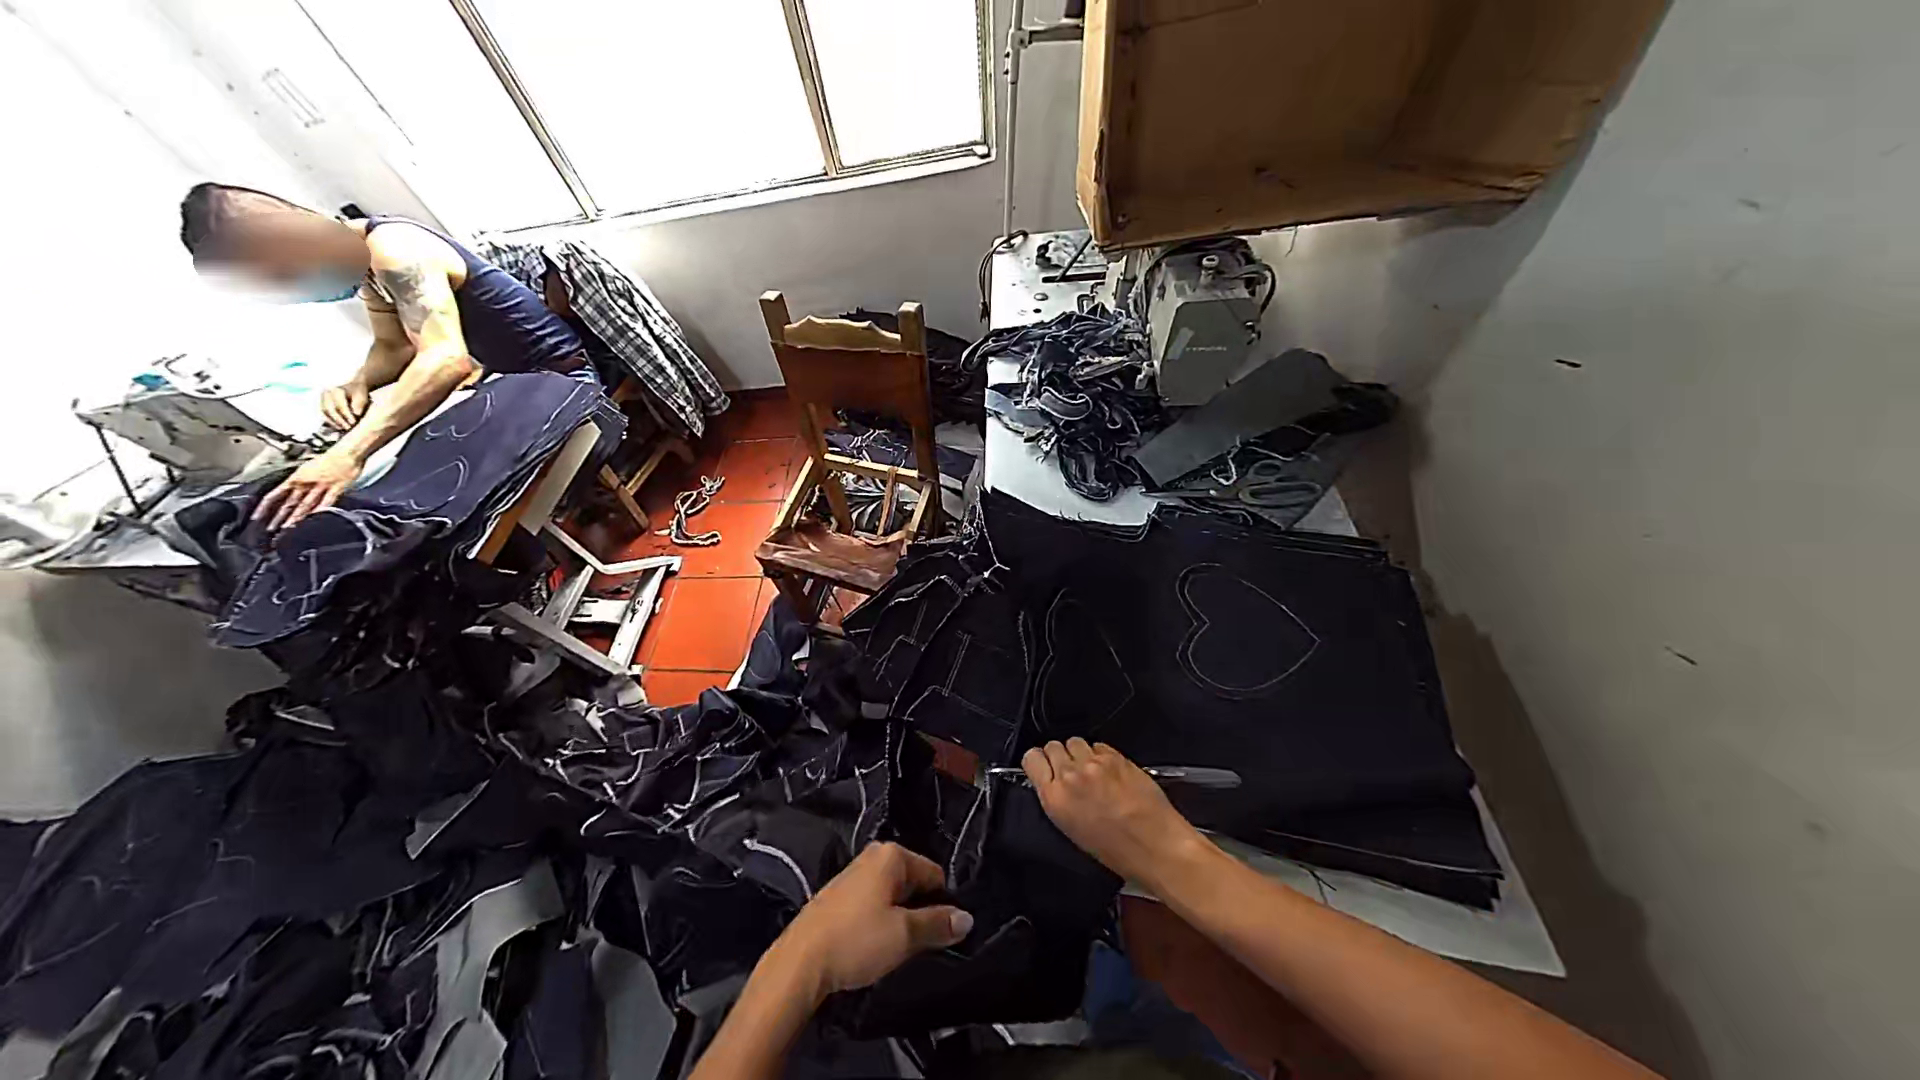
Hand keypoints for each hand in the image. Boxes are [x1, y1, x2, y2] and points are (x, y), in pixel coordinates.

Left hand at [254, 451, 362, 531]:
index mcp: (295, 478)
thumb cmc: (330, 458)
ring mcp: (321, 487)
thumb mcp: (309, 468)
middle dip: (278, 517)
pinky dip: (320, 510)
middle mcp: (305, 484)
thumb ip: (302, 481)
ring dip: (296, 517)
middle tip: (271, 530)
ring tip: (288, 528)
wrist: (346, 452)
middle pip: (288, 503)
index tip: (256, 517)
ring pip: (305, 504)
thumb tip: (294, 492)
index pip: (274, 495)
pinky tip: (315, 519)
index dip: (263, 507)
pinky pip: (327, 502)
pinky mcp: (337, 489)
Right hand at [320, 381, 370, 431]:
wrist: (354, 387)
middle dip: (339, 420)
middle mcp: (326, 393)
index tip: (354, 423)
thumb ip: (359, 405)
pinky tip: (337, 426)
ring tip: (342, 428)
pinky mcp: (320, 402)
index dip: (347, 415)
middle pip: (330, 409)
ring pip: (324, 412)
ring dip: (333, 421)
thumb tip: (355, 415)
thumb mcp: (363, 398)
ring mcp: (321, 397)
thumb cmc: (360, 393)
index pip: (340, 405)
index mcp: (337, 390)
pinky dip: (329, 420)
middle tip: (348, 428)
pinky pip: (322, 413)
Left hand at [764, 842, 972, 1003]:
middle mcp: (873, 856)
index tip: (940, 933)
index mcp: (892, 855)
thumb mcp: (904, 936)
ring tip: (895, 948)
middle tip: (918, 942)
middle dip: (919, 911)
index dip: (942, 905)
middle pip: (914, 883)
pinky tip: (873, 946)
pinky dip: (879, 921)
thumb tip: (967, 918)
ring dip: (899, 919)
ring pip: (893, 896)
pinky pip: (874, 903)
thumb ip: (938, 924)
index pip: (935, 875)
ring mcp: (853, 874)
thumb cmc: (856, 941)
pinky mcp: (839, 895)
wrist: (798, 964)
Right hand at [1022, 738, 1206, 884]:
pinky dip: (1101, 755)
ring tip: (1092, 770)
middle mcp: (1071, 776)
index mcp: (1054, 799)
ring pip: (1075, 741)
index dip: (1038, 761)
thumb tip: (1054, 784)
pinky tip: (1110, 772)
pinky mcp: (1116, 757)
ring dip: (1080, 753)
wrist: (1155, 846)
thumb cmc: (1119, 850)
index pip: (1031, 759)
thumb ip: (1057, 800)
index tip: (1044, 765)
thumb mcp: (1072, 831)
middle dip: (1059, 755)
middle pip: (1052, 746)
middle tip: (1071, 770)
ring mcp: (1094, 764)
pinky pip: (1099, 745)